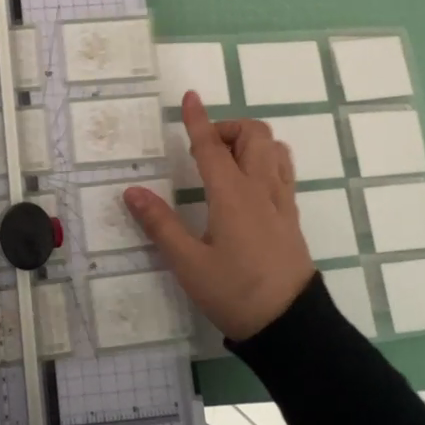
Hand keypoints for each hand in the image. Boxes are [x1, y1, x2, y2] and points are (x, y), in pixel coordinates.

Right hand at [123, 91, 312, 340]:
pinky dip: (265, 161)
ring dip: (250, 143)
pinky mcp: (291, 217)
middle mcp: (260, 189)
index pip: (211, 145)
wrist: (291, 326)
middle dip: (228, 129)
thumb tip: (132, 192)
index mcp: (232, 194)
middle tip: (203, 151)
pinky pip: (283, 171)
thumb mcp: (188, 263)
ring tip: (227, 163)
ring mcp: (281, 202)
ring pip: (274, 149)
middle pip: (253, 135)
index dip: (198, 119)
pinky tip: (248, 185)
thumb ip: (160, 224)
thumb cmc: (235, 293)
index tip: (189, 97)